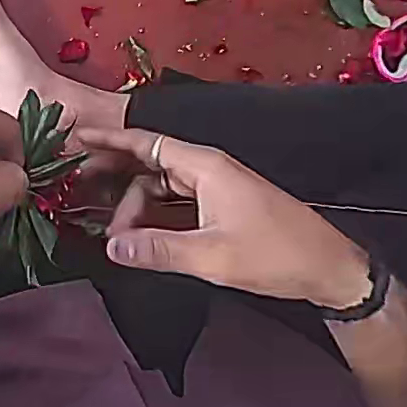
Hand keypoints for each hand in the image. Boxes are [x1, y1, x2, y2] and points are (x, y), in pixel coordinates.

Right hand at [74, 127, 371, 309]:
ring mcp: (215, 186)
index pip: (147, 143)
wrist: (328, 267)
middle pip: (150, 166)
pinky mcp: (222, 204)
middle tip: (86, 204)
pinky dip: (156, 216)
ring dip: (138, 209)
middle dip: (118, 185)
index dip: (111, 140)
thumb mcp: (213, 257)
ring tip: (117, 239)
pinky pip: (177, 203)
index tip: (78, 139)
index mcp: (204, 166)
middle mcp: (206, 168)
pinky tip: (142, 237)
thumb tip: (112, 249)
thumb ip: (159, 250)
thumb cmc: (274, 254)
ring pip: (162, 188)